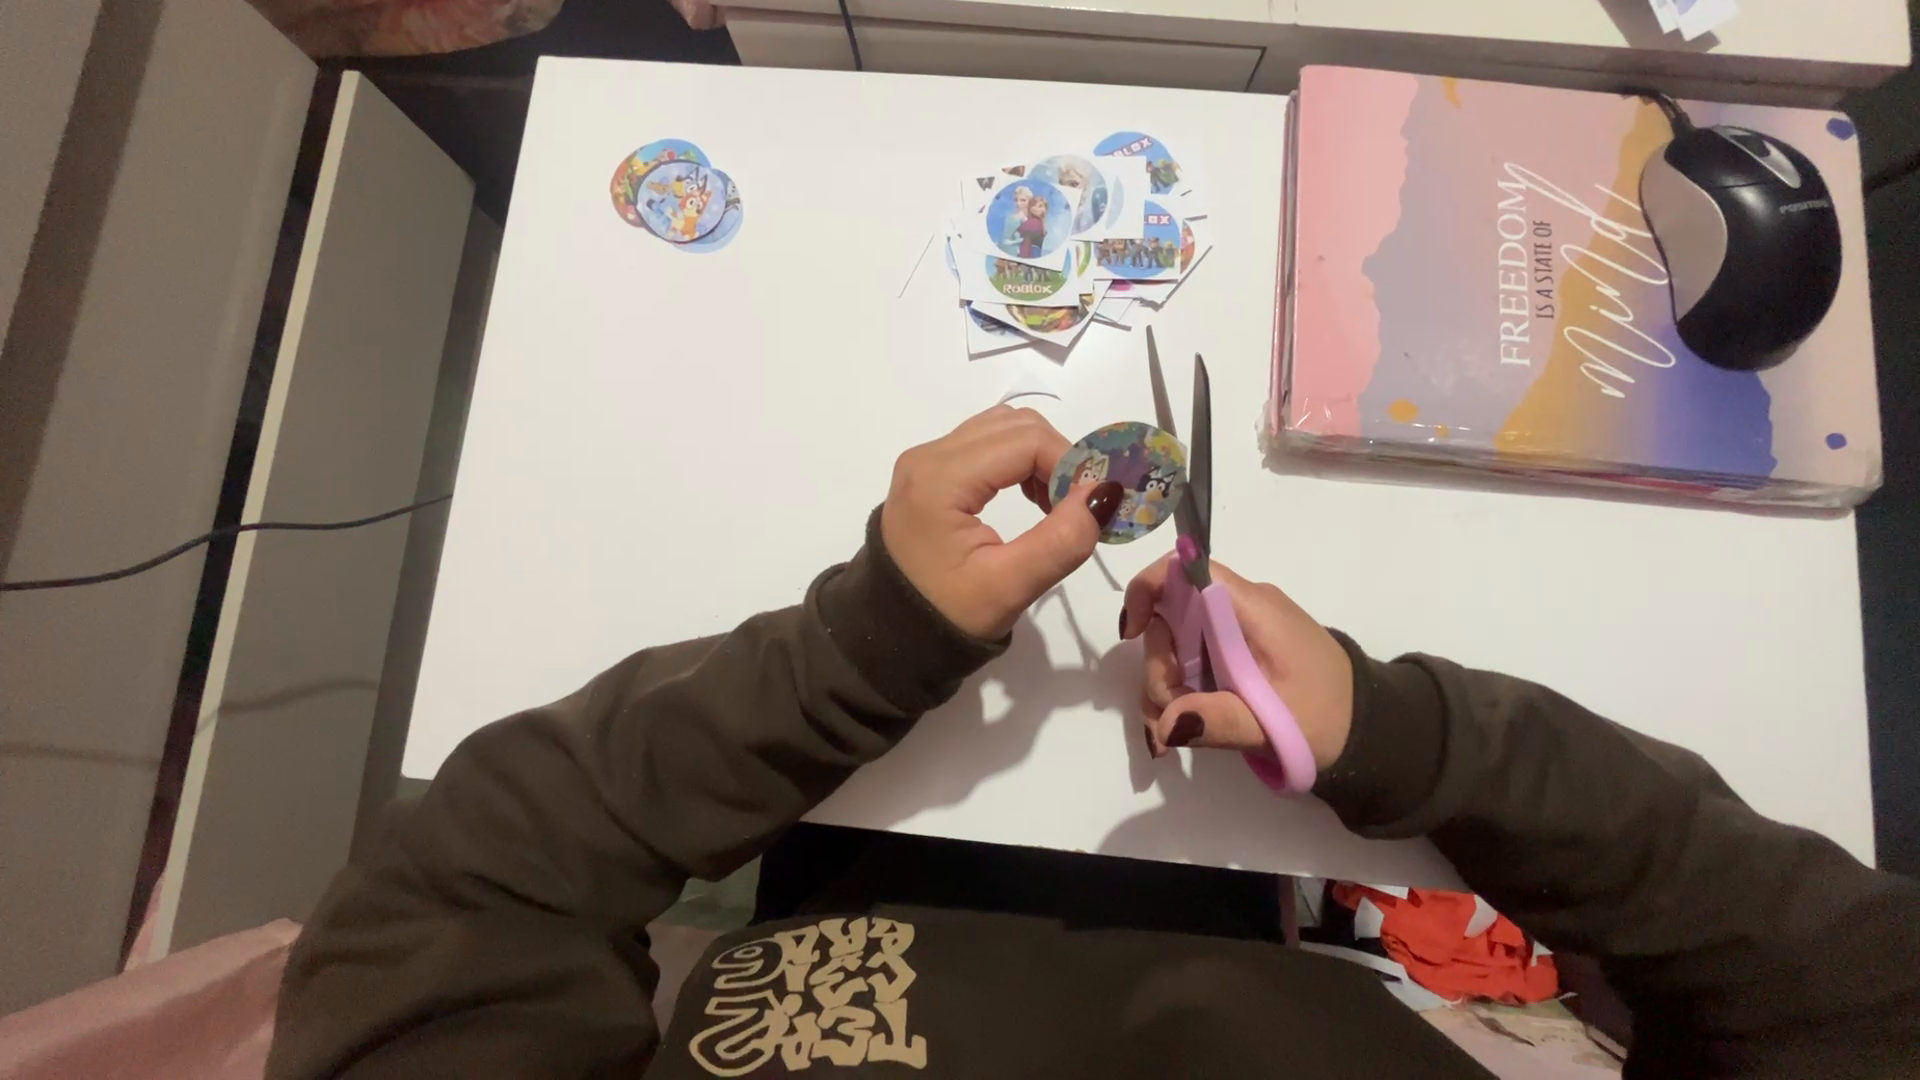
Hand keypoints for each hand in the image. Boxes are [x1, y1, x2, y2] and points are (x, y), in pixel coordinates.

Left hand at [883, 405, 1123, 638]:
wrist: (889, 632)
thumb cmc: (946, 615)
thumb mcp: (1008, 588)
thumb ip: (1060, 540)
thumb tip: (1106, 493)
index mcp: (940, 478)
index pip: (1026, 441)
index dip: (1071, 466)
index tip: (1094, 508)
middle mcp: (929, 456)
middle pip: (1016, 426)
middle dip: (1059, 459)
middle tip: (1077, 509)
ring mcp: (927, 460)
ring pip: (1004, 429)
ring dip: (1041, 458)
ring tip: (1056, 506)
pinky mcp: (932, 471)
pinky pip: (988, 445)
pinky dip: (1020, 462)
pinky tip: (1033, 499)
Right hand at [1119, 559, 1353, 770]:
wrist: (1370, 728)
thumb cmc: (1328, 717)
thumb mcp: (1273, 726)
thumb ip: (1218, 722)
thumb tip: (1165, 725)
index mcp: (1249, 608)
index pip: (1186, 568)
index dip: (1148, 589)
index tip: (1132, 634)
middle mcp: (1236, 609)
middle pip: (1170, 616)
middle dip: (1159, 666)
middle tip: (1174, 714)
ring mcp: (1232, 630)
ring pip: (1173, 642)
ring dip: (1164, 685)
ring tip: (1175, 731)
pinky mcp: (1231, 651)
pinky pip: (1189, 658)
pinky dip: (1177, 691)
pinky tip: (1179, 726)